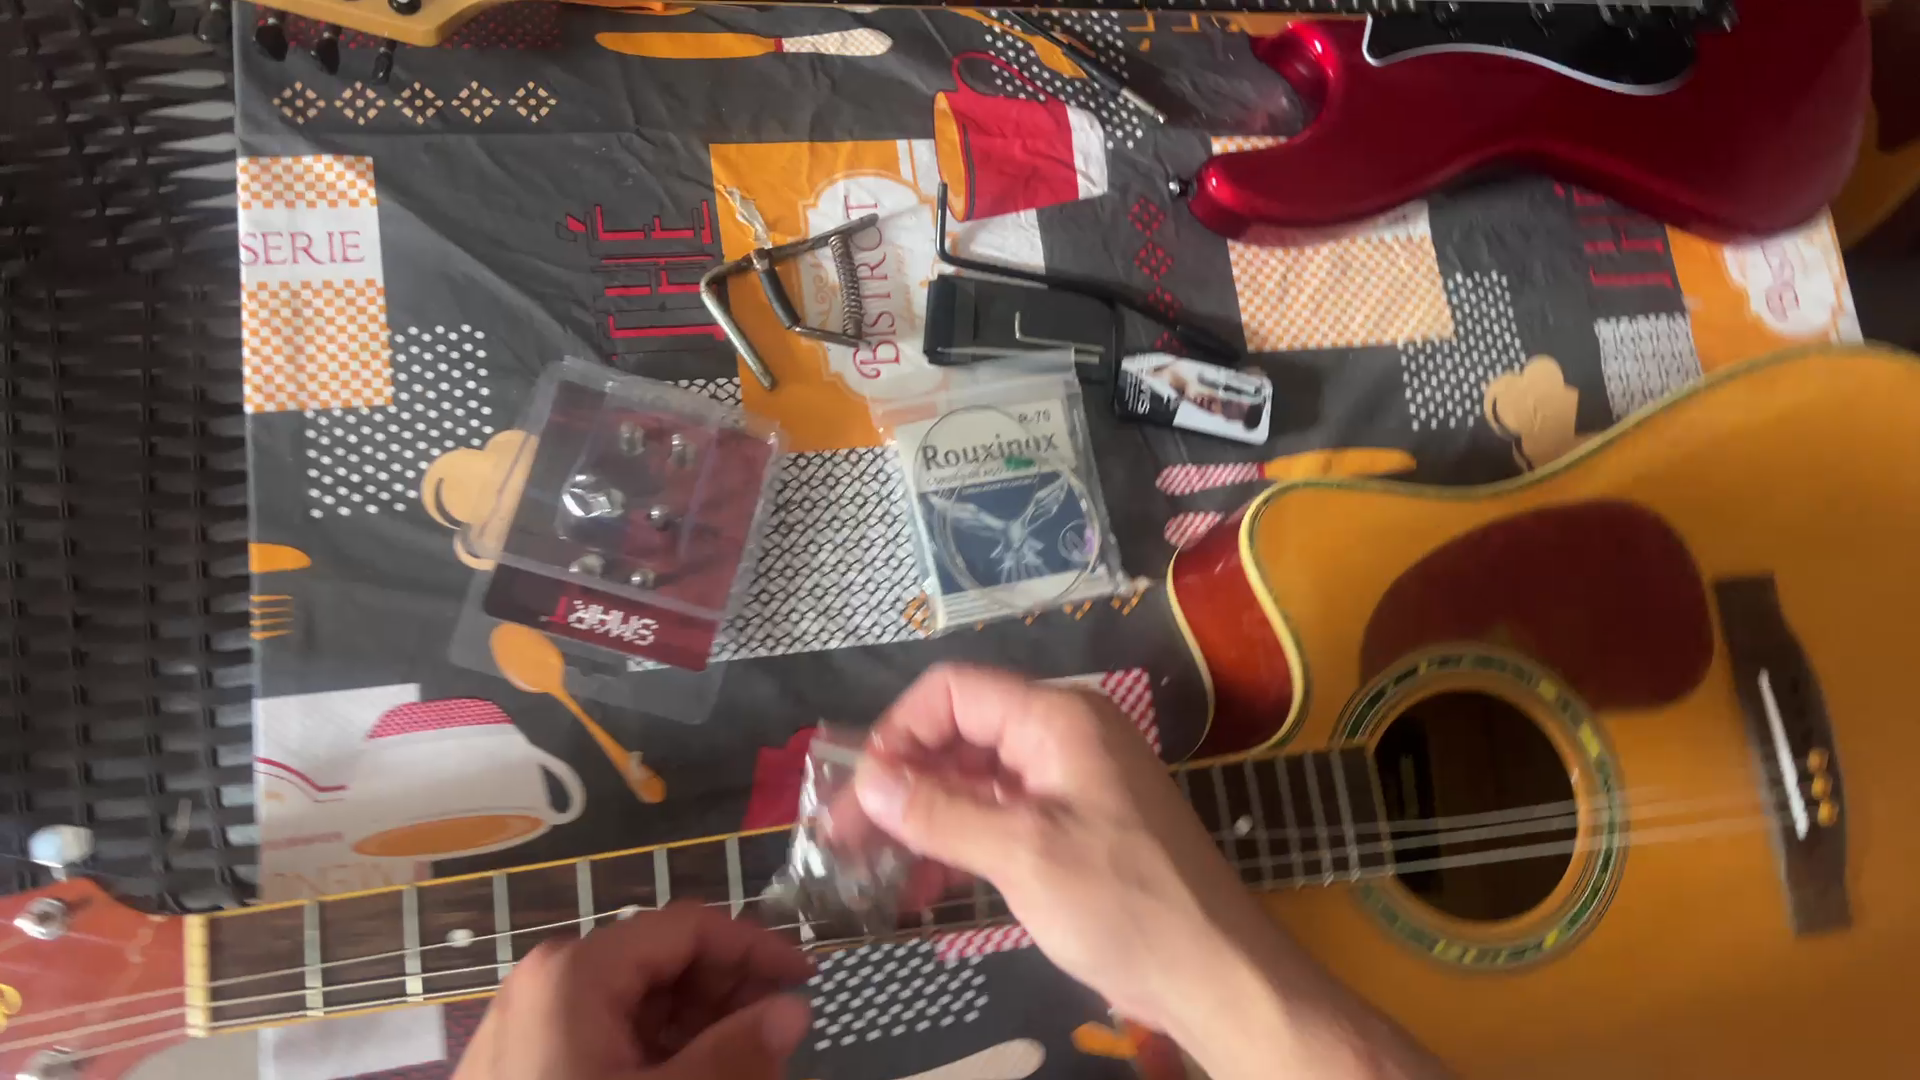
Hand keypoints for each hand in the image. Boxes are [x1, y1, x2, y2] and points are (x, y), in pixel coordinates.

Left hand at [452, 904, 812, 1079]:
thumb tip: (797, 1010)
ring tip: (741, 1062)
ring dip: (699, 1023)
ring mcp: (534, 1018)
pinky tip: (691, 1074)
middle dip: (728, 992)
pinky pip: (611, 1032)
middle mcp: (553, 977)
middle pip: (666, 960)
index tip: (806, 980)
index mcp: (579, 970)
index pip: (691, 928)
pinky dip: (660, 1050)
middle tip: (776, 1030)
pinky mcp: (527, 1060)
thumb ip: (736, 1056)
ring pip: (642, 998)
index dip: (756, 948)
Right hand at [850, 665, 1445, 1079]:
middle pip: (959, 734)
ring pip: (974, 777)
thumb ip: (940, 813)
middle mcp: (1059, 734)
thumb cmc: (1124, 904)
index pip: (954, 692)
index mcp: (1056, 718)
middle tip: (847, 837)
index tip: (860, 791)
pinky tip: (925, 884)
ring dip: (924, 816)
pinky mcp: (1068, 818)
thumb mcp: (1023, 856)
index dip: (898, 732)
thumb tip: (867, 781)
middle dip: (902, 781)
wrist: (1218, 975)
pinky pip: (999, 813)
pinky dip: (959, 841)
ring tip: (874, 868)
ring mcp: (1065, 777)